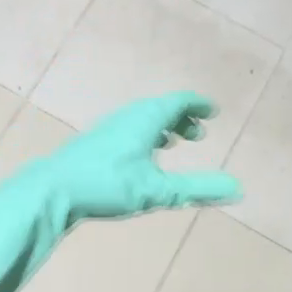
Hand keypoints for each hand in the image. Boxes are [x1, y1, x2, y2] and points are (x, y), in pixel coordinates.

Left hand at [25, 91, 242, 221]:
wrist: (53, 190)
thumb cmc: (108, 185)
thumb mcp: (158, 190)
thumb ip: (197, 189)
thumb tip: (238, 189)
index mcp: (145, 119)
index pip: (178, 101)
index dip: (198, 105)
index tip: (213, 111)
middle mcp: (127, 118)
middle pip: (160, 109)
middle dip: (182, 119)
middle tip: (198, 135)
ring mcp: (107, 130)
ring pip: (141, 121)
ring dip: (162, 128)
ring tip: (173, 144)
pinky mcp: (94, 146)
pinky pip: (128, 132)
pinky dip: (144, 138)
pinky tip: (140, 160)